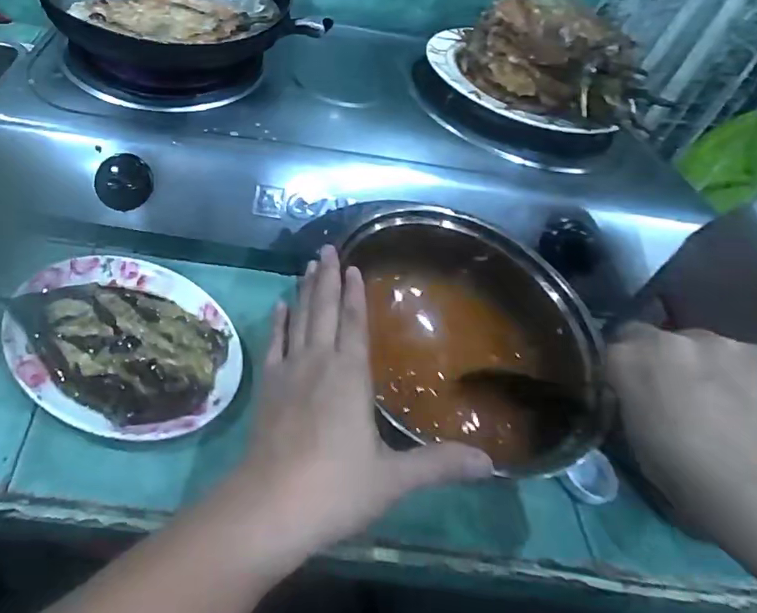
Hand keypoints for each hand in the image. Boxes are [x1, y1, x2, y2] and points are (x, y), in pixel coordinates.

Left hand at [228, 246, 492, 555]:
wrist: (268, 508)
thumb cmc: (335, 488)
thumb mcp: (392, 480)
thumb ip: (438, 465)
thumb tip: (489, 463)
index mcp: (350, 375)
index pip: (355, 322)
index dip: (356, 293)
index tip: (354, 266)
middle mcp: (319, 362)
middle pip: (324, 310)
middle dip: (328, 278)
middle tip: (327, 248)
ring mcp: (288, 373)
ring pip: (299, 320)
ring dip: (305, 291)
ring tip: (309, 266)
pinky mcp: (267, 389)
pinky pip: (274, 344)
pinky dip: (278, 323)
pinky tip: (280, 307)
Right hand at [607, 324, 756, 543]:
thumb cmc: (706, 495)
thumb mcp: (647, 460)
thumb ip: (636, 415)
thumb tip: (643, 405)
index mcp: (633, 363)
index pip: (614, 348)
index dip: (624, 371)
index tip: (635, 396)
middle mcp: (675, 340)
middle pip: (661, 341)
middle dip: (666, 364)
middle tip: (684, 405)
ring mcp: (728, 342)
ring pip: (709, 350)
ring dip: (711, 372)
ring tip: (736, 416)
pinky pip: (752, 363)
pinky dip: (754, 383)